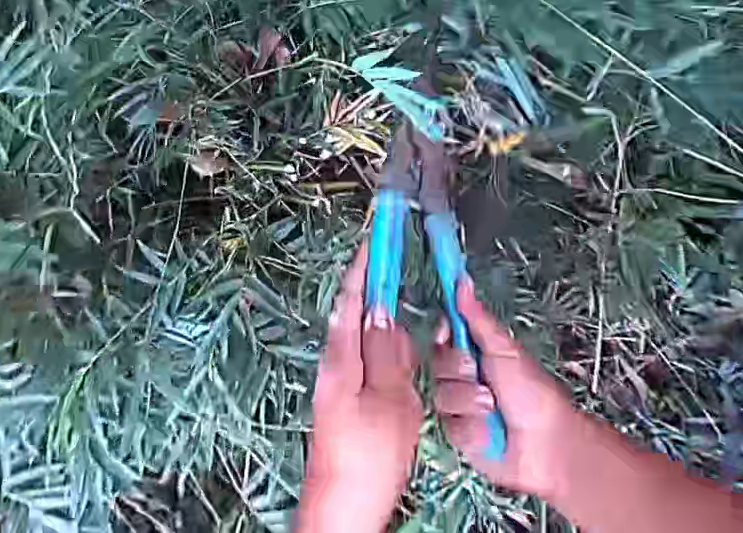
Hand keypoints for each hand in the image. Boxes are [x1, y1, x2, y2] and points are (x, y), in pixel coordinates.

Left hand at [296, 240, 422, 532]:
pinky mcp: (349, 399)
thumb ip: (388, 352)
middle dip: (388, 320)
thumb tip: (385, 310)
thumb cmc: (367, 457)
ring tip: (403, 393)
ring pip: (372, 346)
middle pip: (363, 319)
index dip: (365, 264)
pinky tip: (401, 400)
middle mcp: (337, 361)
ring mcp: (341, 381)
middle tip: (405, 348)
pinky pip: (374, 371)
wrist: (342, 511)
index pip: (353, 297)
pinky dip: (391, 373)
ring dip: (392, 353)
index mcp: (341, 355)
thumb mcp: (388, 401)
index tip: (376, 236)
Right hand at [431, 278, 590, 498]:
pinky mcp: (460, 435)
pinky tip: (490, 431)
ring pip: (442, 395)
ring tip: (493, 407)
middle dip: (460, 372)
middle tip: (481, 376)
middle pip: (438, 364)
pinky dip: (473, 428)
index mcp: (474, 350)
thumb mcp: (503, 348)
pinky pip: (450, 426)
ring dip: (469, 402)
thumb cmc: (531, 390)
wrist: (547, 445)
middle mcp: (463, 376)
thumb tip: (462, 279)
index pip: (443, 334)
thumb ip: (477, 317)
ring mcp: (460, 406)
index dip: (442, 334)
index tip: (448, 333)